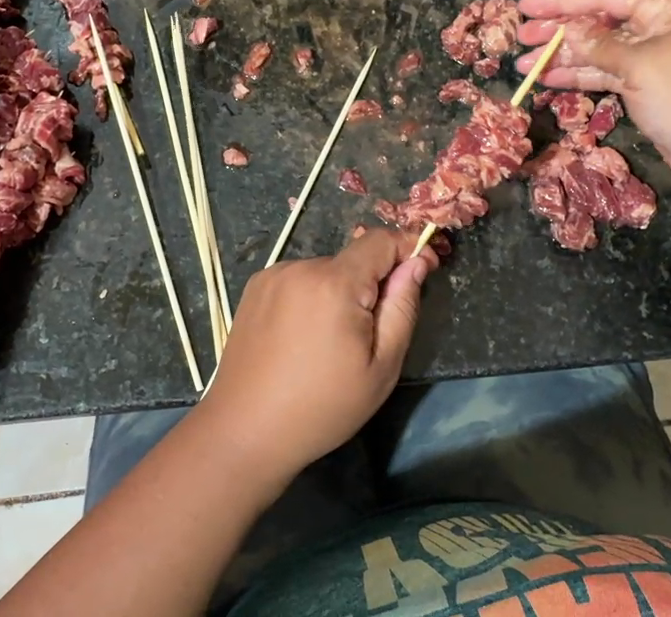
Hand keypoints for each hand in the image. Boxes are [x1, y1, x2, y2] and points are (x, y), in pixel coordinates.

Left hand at [192, 227, 433, 482]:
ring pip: (326, 272)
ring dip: (339, 293)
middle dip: (371, 284)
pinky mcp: (254, 288)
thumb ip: (402, 307)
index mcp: (334, 283)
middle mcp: (301, 267)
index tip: (425, 268)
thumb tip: (416, 262)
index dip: (407, 249)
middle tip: (371, 334)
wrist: (245, 429)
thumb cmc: (323, 406)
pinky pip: (299, 281)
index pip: (380, 240)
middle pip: (352, 260)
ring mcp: (273, 276)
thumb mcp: (381, 366)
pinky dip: (312, 298)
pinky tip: (302, 339)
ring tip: (330, 344)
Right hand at [516, 0, 670, 182]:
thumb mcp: (641, 65)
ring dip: (564, 57)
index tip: (523, 7)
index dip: (561, 2)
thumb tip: (566, 32)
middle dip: (559, 30)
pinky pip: (610, 73)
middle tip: (520, 38)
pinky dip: (582, 76)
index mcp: (669, 5)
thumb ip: (598, 46)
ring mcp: (658, 57)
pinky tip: (551, 80)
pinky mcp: (653, 87)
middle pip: (601, 21)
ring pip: (601, 50)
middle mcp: (664, 25)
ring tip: (524, 65)